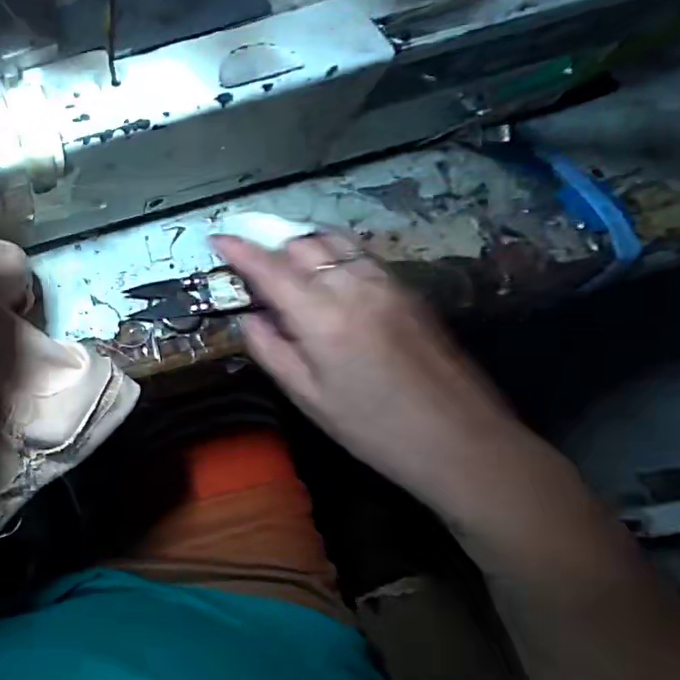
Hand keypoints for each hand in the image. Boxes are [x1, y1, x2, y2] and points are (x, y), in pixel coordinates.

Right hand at [211, 232, 530, 493]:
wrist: (463, 442)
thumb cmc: (373, 428)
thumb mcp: (308, 397)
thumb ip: (270, 349)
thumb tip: (248, 316)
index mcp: (321, 316)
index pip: (269, 267)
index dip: (238, 249)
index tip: (217, 237)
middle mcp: (352, 286)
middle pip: (300, 243)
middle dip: (269, 244)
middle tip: (251, 261)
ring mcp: (385, 282)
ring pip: (333, 240)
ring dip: (301, 242)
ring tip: (285, 260)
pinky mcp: (407, 288)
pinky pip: (358, 253)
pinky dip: (332, 251)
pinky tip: (326, 272)